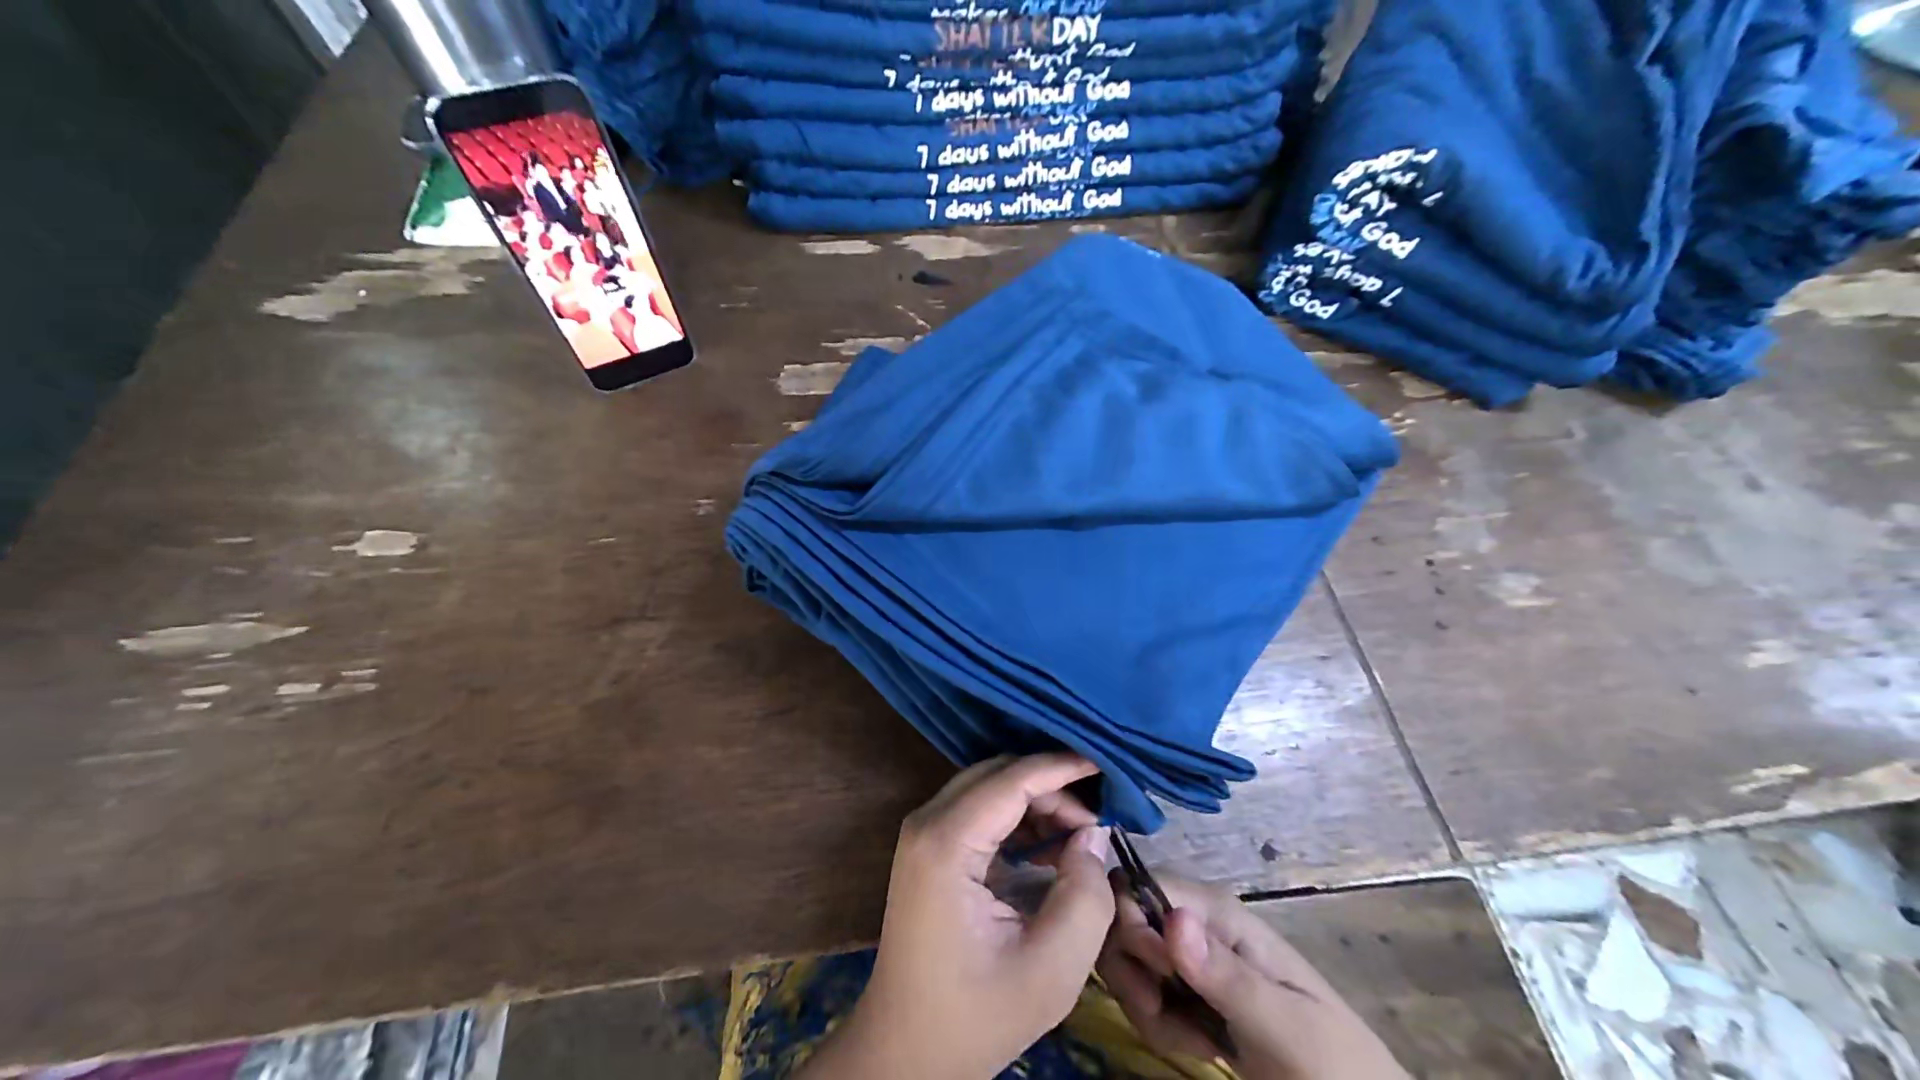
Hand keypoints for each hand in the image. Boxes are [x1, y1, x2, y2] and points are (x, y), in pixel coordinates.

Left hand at [798, 754, 1114, 1079]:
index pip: (1012, 779)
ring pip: (989, 787)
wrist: (907, 1047)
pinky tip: (1050, 846)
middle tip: (1099, 818)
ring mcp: (923, 833)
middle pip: (998, 775)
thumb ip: (1084, 896)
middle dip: (1052, 785)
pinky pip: (979, 810)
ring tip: (1082, 834)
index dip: (1062, 767)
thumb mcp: (1051, 968)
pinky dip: (1018, 818)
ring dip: (1036, 801)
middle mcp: (927, 823)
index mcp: (946, 844)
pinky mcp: (929, 848)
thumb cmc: (978, 1014)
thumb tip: (1093, 835)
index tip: (1108, 764)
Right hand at [1098, 874, 1407, 1079]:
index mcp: (1217, 911)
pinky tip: (1195, 1045)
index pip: (1138, 885)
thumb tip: (1172, 919)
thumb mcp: (1283, 1023)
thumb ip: (1225, 973)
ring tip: (1191, 1040)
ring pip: (1128, 960)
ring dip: (1144, 1006)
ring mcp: (1189, 956)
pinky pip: (1143, 992)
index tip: (1157, 978)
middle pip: (1124, 923)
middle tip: (1162, 1014)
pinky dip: (1156, 1023)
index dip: (1130, 926)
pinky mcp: (1187, 989)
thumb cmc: (1329, 1061)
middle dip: (1132, 974)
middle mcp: (1195, 922)